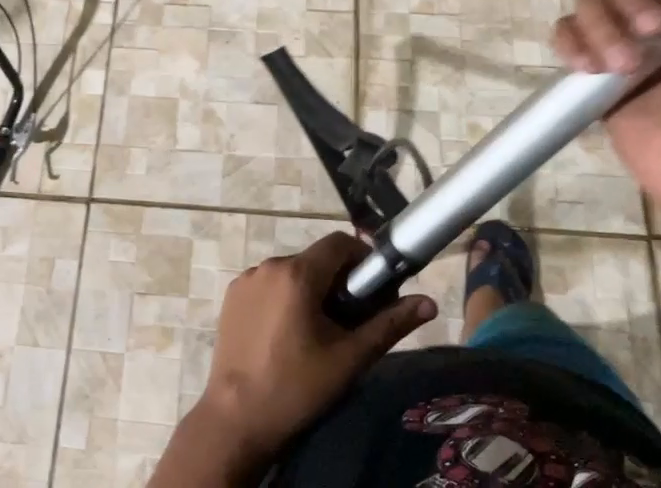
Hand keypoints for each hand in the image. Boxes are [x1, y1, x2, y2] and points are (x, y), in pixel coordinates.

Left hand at [191, 233, 435, 462]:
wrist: (237, 418)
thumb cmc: (298, 386)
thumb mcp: (350, 358)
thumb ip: (390, 324)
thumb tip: (429, 303)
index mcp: (297, 273)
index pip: (339, 243)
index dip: (363, 260)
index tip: (376, 291)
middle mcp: (268, 266)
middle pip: (316, 259)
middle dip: (338, 281)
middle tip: (352, 320)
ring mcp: (245, 280)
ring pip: (291, 272)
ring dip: (311, 290)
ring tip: (320, 332)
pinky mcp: (232, 296)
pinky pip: (268, 285)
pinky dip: (284, 298)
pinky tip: (288, 334)